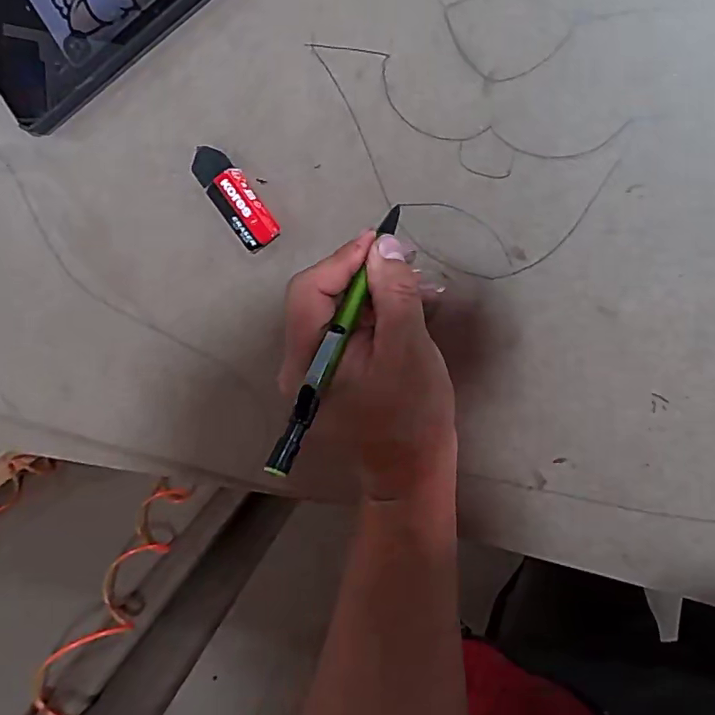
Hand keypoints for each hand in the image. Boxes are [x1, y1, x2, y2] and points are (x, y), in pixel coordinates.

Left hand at [279, 231, 456, 500]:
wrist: (412, 473)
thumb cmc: (412, 414)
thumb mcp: (408, 347)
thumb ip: (394, 293)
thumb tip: (383, 245)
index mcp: (307, 358)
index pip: (310, 289)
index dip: (344, 259)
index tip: (381, 240)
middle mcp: (299, 361)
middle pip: (321, 296)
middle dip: (363, 273)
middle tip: (403, 259)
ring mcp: (314, 367)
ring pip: (337, 309)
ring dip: (373, 289)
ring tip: (415, 282)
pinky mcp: (333, 370)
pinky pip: (348, 327)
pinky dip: (375, 310)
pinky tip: (406, 304)